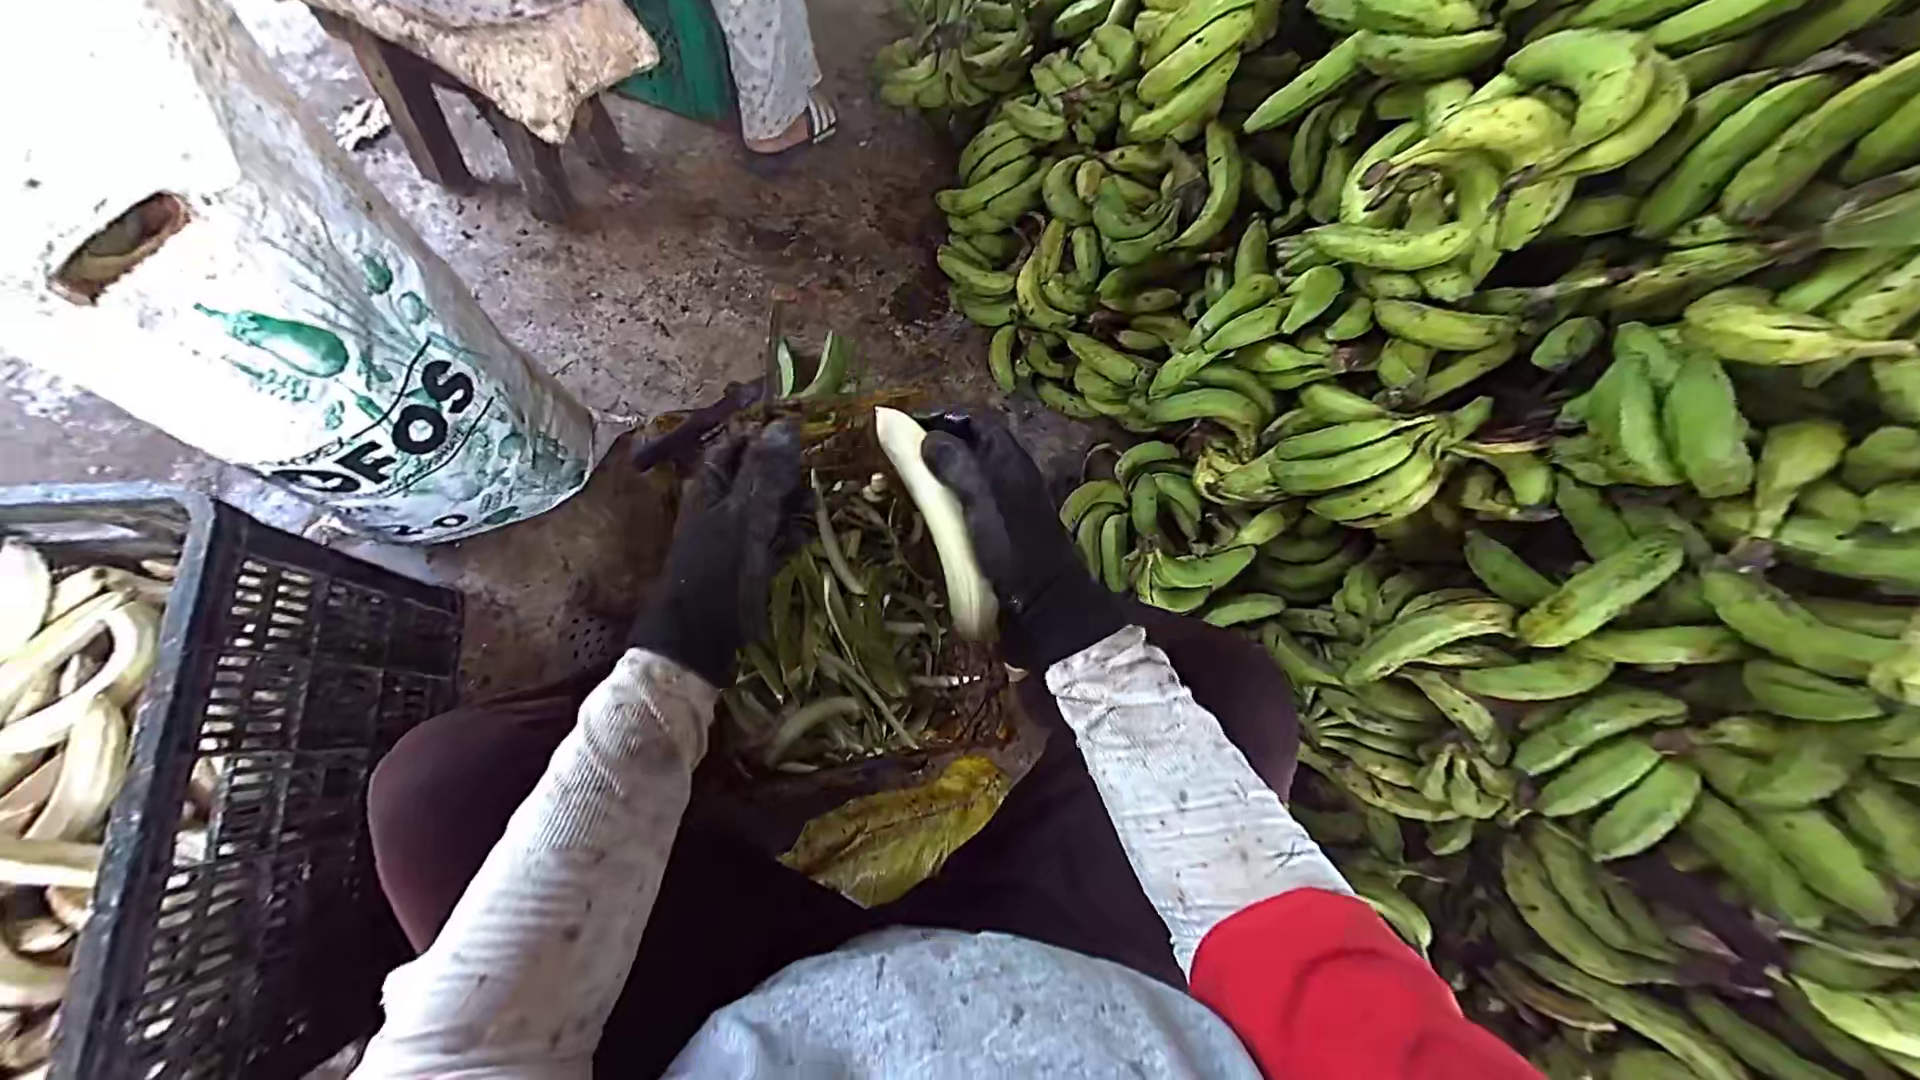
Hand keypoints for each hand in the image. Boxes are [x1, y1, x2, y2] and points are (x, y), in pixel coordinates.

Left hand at [629, 421, 803, 685]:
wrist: (700, 634)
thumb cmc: (717, 568)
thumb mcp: (744, 514)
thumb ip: (765, 470)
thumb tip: (786, 423)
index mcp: (711, 482)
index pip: (742, 441)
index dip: (770, 434)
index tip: (806, 433)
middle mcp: (722, 500)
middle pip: (762, 471)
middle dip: (789, 473)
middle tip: (813, 477)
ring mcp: (737, 529)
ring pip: (773, 502)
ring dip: (795, 503)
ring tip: (814, 510)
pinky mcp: (751, 556)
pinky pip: (777, 534)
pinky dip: (791, 533)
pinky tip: (802, 539)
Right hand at [919, 412, 1124, 668]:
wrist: (1045, 601)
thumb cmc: (1012, 548)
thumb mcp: (979, 501)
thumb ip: (954, 465)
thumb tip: (924, 436)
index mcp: (1007, 460)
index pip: (972, 423)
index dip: (940, 421)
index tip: (907, 430)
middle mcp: (1011, 474)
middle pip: (971, 446)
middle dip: (938, 445)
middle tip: (904, 457)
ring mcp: (1011, 500)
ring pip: (972, 472)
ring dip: (943, 472)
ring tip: (913, 483)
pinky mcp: (1007, 526)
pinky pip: (974, 497)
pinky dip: (952, 496)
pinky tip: (937, 514)